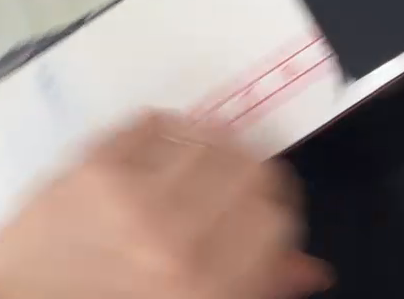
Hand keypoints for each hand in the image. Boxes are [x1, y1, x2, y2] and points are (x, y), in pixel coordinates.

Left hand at [0, 113, 330, 298]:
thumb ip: (252, 291)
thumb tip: (309, 268)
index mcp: (205, 287)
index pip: (276, 211)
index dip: (273, 206)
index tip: (257, 208)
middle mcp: (177, 237)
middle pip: (251, 165)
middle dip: (243, 173)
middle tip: (222, 186)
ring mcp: (134, 195)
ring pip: (210, 133)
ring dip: (207, 147)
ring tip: (186, 166)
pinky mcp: (94, 164)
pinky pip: (157, 121)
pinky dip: (162, 134)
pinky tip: (148, 159)